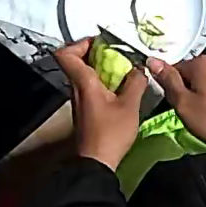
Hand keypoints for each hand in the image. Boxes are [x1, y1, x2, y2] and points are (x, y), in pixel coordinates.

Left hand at [56, 38, 148, 171]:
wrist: (97, 163)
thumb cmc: (111, 133)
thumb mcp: (129, 106)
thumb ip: (135, 83)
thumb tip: (139, 68)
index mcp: (83, 83)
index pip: (66, 55)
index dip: (79, 43)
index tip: (99, 43)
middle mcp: (76, 88)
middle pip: (76, 61)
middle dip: (95, 52)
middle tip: (116, 53)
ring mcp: (79, 100)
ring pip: (83, 74)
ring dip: (100, 67)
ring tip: (122, 67)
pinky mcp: (85, 109)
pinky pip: (89, 86)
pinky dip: (102, 81)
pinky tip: (120, 86)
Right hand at [148, 54, 205, 158]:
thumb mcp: (183, 103)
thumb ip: (168, 80)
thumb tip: (151, 59)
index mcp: (201, 62)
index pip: (173, 68)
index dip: (169, 86)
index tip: (173, 102)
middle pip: (189, 72)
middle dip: (184, 87)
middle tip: (186, 109)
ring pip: (202, 78)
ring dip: (197, 91)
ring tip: (199, 110)